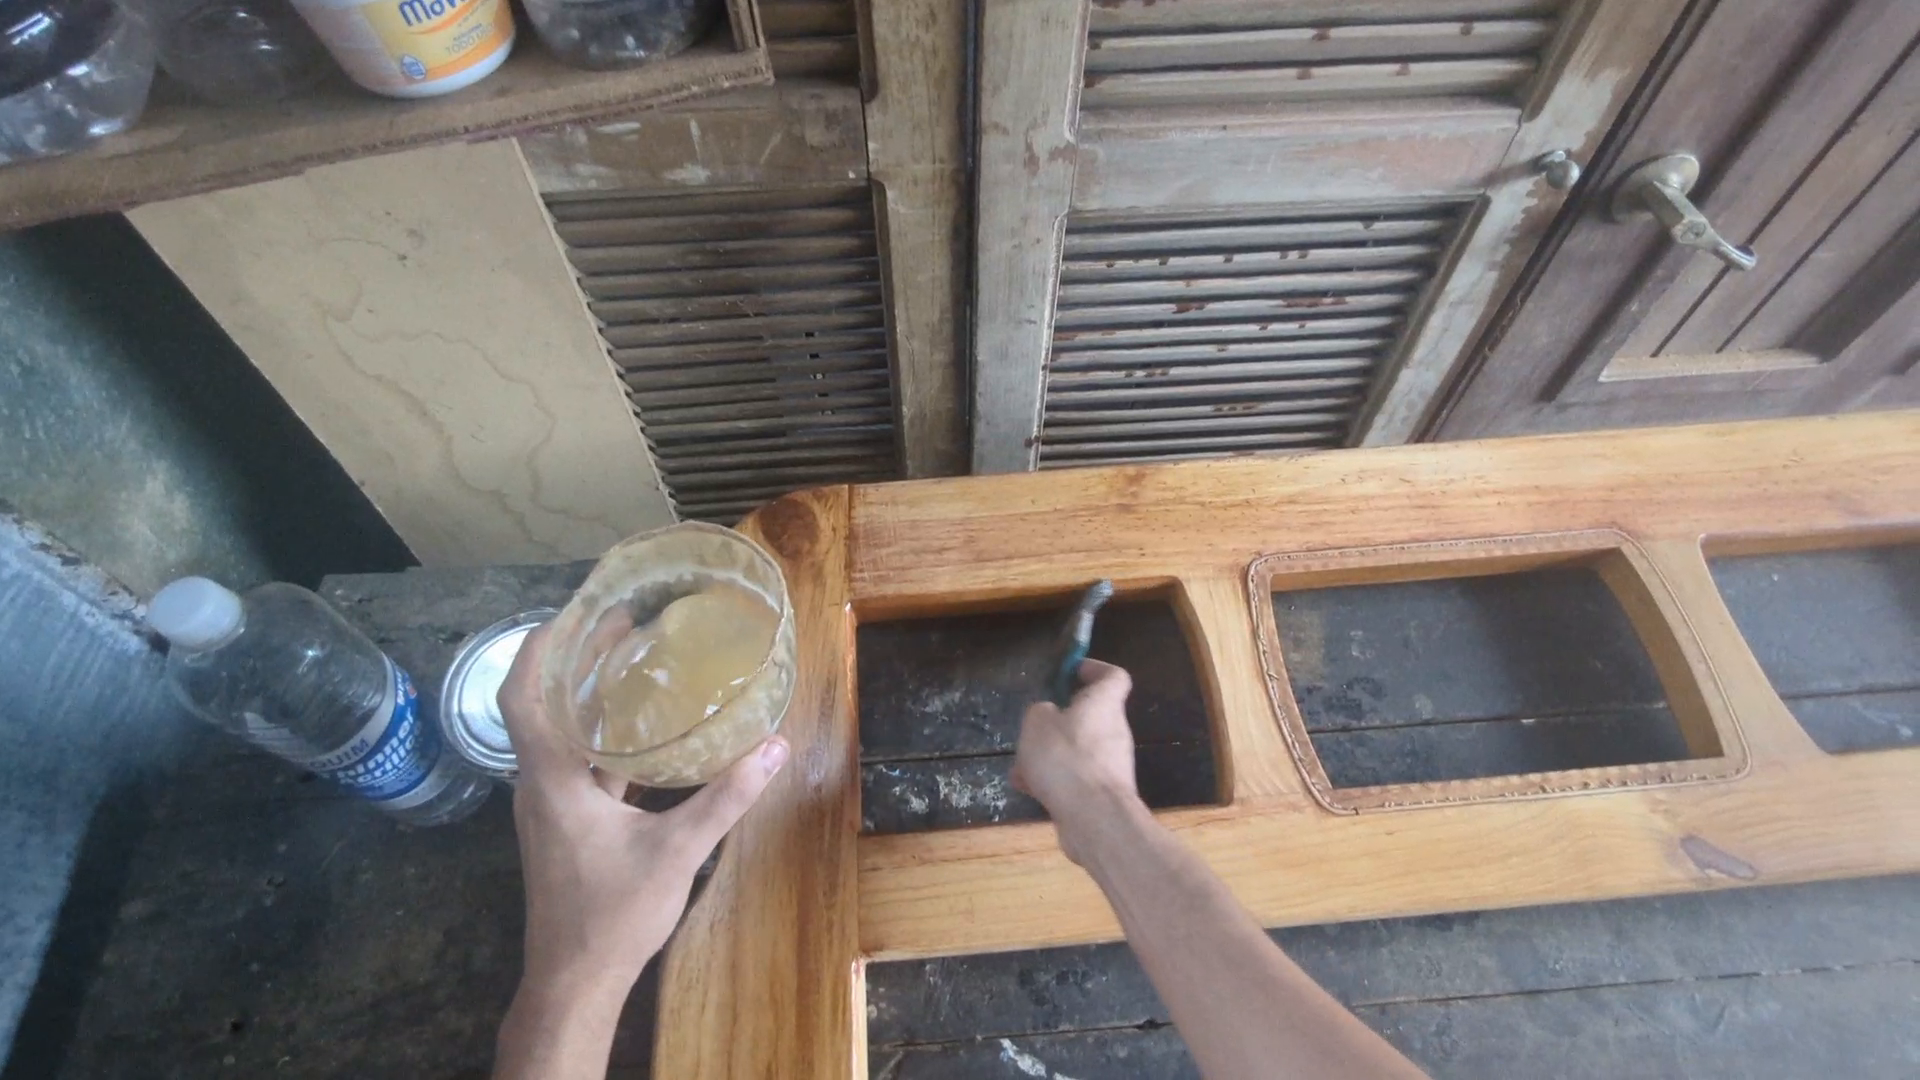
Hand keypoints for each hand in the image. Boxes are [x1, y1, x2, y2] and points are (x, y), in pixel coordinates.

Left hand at [496, 622, 788, 1007]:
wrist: (575, 984)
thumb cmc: (611, 914)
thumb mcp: (677, 851)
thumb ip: (726, 797)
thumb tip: (773, 746)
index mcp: (552, 780)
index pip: (523, 698)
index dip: (539, 649)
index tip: (572, 610)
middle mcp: (542, 784)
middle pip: (546, 705)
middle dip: (577, 660)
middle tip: (624, 623)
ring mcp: (552, 806)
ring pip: (564, 734)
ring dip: (591, 697)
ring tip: (636, 663)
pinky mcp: (568, 823)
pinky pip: (581, 762)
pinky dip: (605, 735)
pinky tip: (645, 731)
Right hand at [1010, 659, 1142, 864]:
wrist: (1093, 818)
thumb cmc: (1065, 758)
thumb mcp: (1037, 722)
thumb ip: (1041, 712)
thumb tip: (1048, 715)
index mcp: (1104, 704)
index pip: (1113, 676)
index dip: (1094, 669)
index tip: (1072, 672)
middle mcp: (1114, 731)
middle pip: (1090, 716)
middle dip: (1059, 721)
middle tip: (1033, 727)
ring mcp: (1112, 765)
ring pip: (1077, 750)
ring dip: (1050, 755)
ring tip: (1021, 766)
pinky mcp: (1103, 793)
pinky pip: (1076, 777)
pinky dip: (1054, 780)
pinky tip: (1028, 789)